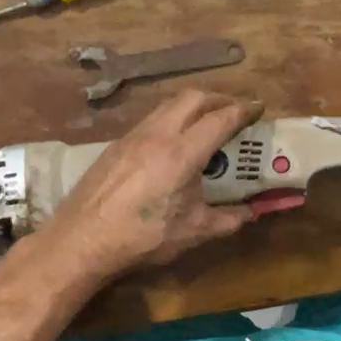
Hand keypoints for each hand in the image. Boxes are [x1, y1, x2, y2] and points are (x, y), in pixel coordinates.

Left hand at [33, 90, 262, 285]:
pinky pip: (152, 120)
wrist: (80, 242)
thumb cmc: (142, 238)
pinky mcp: (116, 146)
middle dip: (219, 99)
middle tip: (236, 112)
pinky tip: (176, 143)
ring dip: (194, 106)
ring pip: (169, 105)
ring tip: (208, 123)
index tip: (260, 108)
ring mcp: (133, 137)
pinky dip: (173, 119)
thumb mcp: (194, 232)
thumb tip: (252, 213)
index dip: (244, 110)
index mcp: (182, 154)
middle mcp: (157, 136)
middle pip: (193, 98)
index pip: (220, 119)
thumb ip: (229, 219)